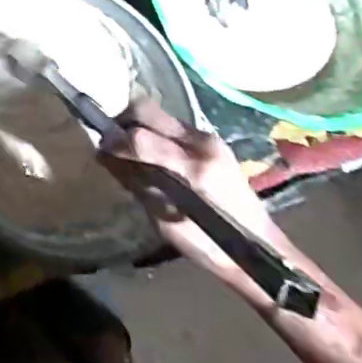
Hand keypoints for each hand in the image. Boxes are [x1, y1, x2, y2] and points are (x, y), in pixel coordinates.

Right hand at [103, 101, 274, 277]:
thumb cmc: (212, 248)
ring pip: (160, 114)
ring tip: (128, 147)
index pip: (141, 139)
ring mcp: (209, 138)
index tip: (100, 148)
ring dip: (139, 125)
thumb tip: (106, 159)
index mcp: (193, 169)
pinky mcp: (212, 139)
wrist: (261, 252)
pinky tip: (152, 153)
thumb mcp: (165, 223)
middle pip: (149, 111)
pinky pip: (173, 125)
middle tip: (110, 140)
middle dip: (123, 121)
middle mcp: (202, 144)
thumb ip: (137, 185)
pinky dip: (155, 132)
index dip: (115, 141)